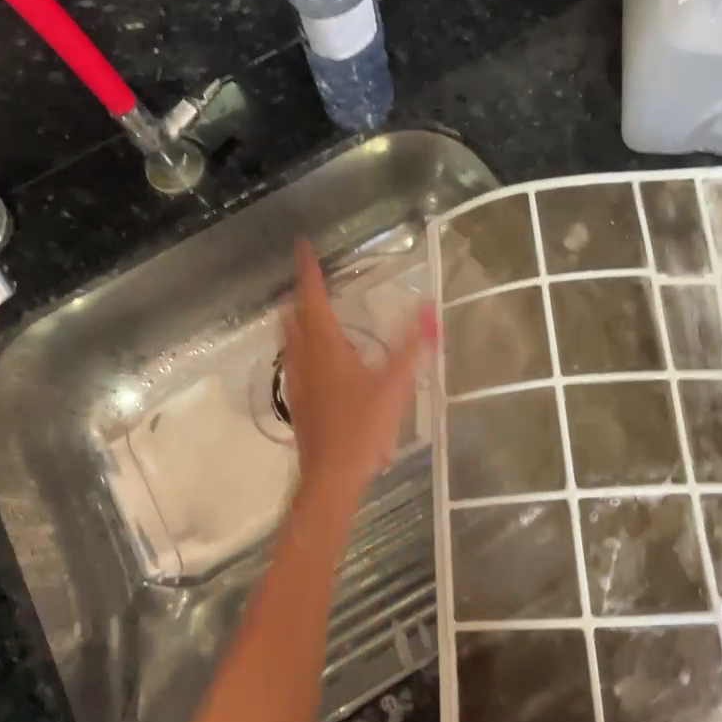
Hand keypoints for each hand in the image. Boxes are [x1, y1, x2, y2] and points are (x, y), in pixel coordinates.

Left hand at [279, 240, 433, 505]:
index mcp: (325, 345)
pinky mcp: (298, 399)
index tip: (303, 246)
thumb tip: (431, 307)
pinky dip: (302, 344)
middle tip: (311, 276)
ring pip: (290, 338)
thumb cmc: (362, 427)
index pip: (311, 297)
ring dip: (298, 318)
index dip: (307, 270)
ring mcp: (297, 379)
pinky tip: (319, 358)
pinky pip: (295, 359)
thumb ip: (414, 345)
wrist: (330, 476)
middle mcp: (304, 356)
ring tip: (312, 309)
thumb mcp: (395, 385)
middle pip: (293, 315)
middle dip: (301, 292)